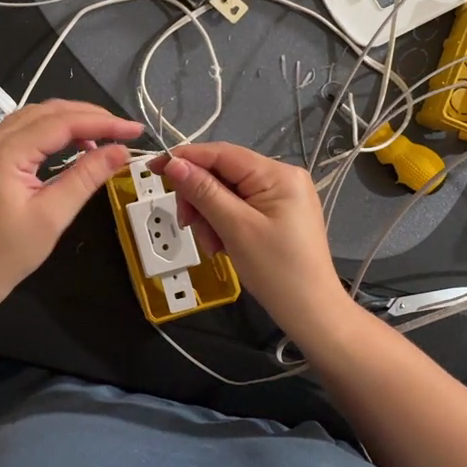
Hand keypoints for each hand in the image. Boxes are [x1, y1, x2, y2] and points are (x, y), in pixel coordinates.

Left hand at [0, 100, 143, 310]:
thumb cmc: (6, 254)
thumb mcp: (52, 216)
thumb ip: (86, 178)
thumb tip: (120, 151)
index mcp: (5, 152)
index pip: (61, 123)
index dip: (102, 122)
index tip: (135, 130)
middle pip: (47, 112)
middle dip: (88, 116)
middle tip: (124, 130)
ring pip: (35, 117)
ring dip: (70, 120)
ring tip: (104, 136)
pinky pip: (24, 131)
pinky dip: (52, 132)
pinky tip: (73, 147)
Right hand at [155, 143, 349, 336]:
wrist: (313, 313)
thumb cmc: (277, 270)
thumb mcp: (235, 228)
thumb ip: (203, 192)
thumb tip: (173, 164)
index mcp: (277, 173)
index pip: (221, 153)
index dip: (185, 158)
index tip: (154, 169)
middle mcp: (281, 176)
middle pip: (222, 172)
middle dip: (199, 198)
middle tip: (188, 225)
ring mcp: (281, 196)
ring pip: (227, 192)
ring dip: (209, 215)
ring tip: (213, 245)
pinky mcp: (278, 214)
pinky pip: (239, 207)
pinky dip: (223, 223)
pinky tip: (223, 245)